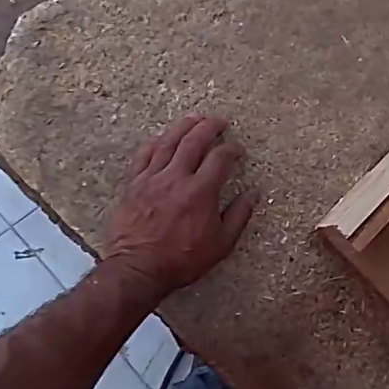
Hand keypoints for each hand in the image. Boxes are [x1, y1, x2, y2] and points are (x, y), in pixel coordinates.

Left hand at [102, 116, 257, 296]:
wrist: (137, 270)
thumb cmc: (181, 260)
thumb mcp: (221, 243)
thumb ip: (239, 215)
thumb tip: (254, 194)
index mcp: (200, 192)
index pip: (220, 158)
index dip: (232, 149)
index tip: (237, 150)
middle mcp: (176, 179)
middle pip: (194, 141)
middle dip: (209, 127)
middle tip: (219, 121)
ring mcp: (152, 180)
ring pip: (168, 142)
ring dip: (183, 127)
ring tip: (194, 119)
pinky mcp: (134, 185)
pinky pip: (144, 155)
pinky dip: (155, 143)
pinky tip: (163, 138)